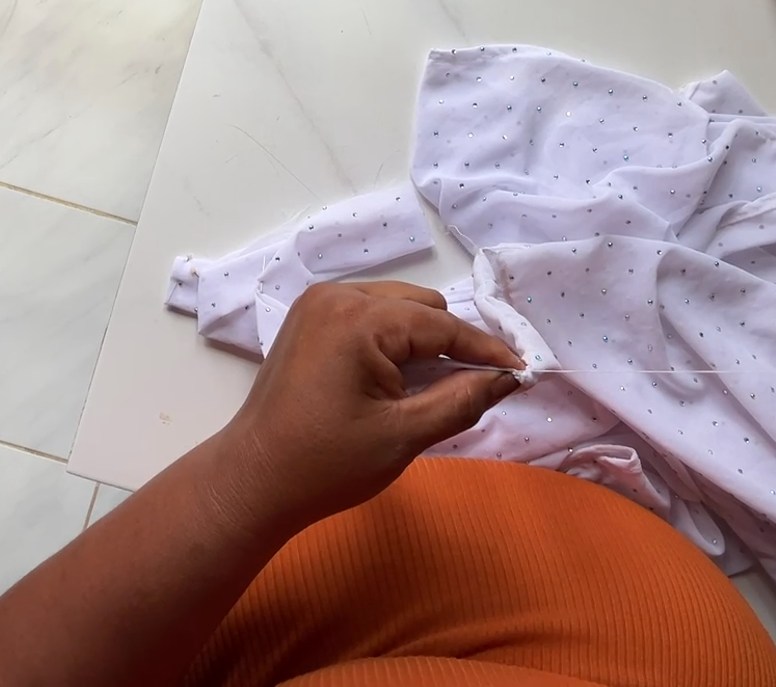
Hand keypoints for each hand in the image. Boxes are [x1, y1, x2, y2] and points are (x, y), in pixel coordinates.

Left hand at [212, 281, 523, 530]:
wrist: (255, 479)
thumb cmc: (327, 464)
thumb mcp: (404, 436)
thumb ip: (461, 400)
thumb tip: (506, 378)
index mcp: (359, 319)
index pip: (440, 325)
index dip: (484, 350)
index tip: (521, 370)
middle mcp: (338, 295)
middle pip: (421, 305)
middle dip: (450, 342)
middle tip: (472, 384)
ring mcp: (319, 301)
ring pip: (397, 303)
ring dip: (421, 336)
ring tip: (430, 382)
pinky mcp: (310, 314)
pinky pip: (370, 310)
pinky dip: (392, 334)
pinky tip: (395, 371)